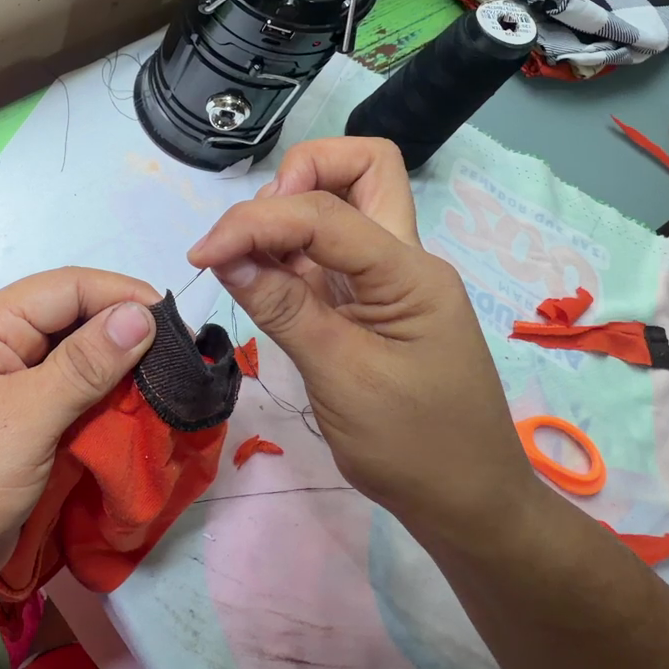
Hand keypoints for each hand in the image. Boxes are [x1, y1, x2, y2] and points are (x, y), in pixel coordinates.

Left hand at [0, 267, 159, 602]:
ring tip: (166, 373)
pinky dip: (98, 392)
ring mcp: (0, 376)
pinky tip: (132, 401)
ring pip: (70, 352)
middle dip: (121, 328)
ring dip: (114, 363)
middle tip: (180, 350)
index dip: (119, 295)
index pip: (62, 289)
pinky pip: (63, 386)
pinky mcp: (12, 411)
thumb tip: (142, 314)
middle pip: (67, 315)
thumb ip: (84, 365)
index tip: (177, 319)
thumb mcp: (26, 420)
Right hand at [186, 138, 536, 538]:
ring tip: (245, 259)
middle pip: (363, 166)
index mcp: (409, 272)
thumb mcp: (339, 376)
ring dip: (287, 210)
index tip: (202, 256)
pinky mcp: (366, 297)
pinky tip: (258, 276)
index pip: (323, 213)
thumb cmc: (413, 446)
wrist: (466, 502)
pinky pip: (325, 249)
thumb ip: (282, 307)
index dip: (254, 221)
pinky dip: (286, 248)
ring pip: (343, 199)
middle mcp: (403, 256)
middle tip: (253, 229)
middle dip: (300, 172)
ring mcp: (385, 275)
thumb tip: (223, 255)